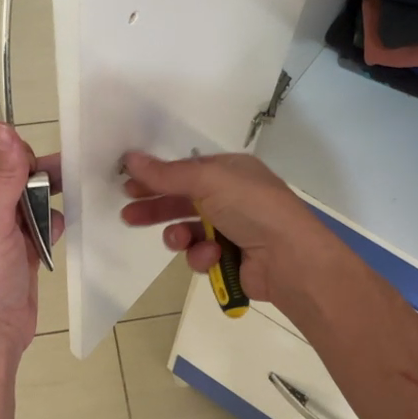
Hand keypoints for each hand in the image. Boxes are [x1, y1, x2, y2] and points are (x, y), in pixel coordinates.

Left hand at [0, 123, 62, 352]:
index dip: (16, 155)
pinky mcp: (26, 248)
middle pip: (19, 174)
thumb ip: (4, 175)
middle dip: (42, 176)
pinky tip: (58, 235)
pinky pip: (45, 223)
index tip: (36, 168)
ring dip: (51, 200)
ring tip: (69, 203)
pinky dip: (55, 224)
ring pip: (35, 198)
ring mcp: (8, 230)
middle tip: (70, 178)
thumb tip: (3, 127)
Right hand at [118, 150, 330, 305]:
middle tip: (128, 215)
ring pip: (188, 232)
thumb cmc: (252, 208)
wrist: (289, 259)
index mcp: (231, 171)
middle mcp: (231, 198)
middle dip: (156, 208)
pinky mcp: (230, 260)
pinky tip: (212, 256)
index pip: (186, 171)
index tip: (128, 184)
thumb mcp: (209, 180)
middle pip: (182, 201)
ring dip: (179, 236)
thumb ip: (167, 173)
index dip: (157, 177)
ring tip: (178, 241)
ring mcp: (231, 230)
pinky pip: (200, 256)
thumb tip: (130, 157)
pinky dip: (202, 257)